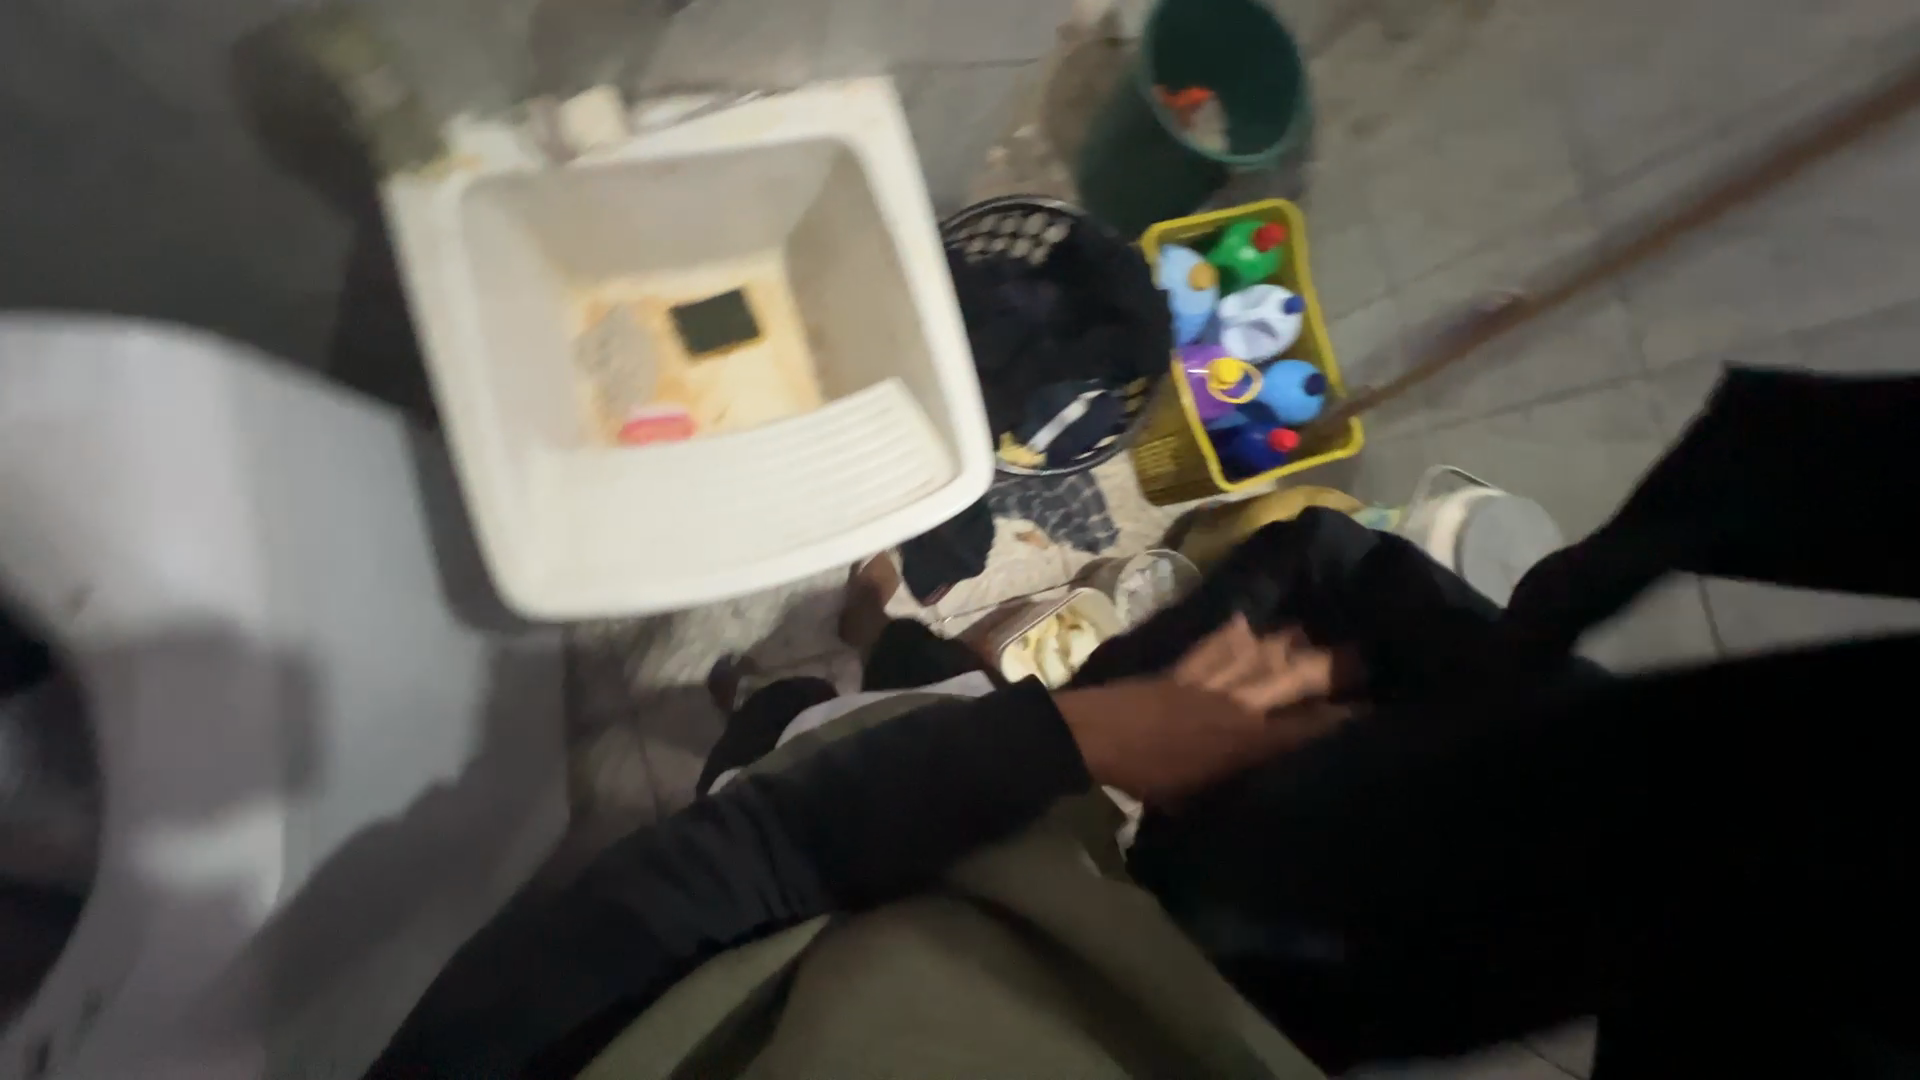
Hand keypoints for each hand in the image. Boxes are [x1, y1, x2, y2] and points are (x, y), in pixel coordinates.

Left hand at [1054, 616, 1349, 802]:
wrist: (1097, 737)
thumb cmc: (1147, 777)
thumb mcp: (1197, 797)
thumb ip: (1233, 784)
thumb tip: (1258, 780)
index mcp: (1245, 743)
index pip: (1306, 727)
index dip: (1342, 717)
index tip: (1373, 706)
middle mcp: (1237, 705)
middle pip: (1293, 678)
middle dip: (1331, 666)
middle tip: (1362, 655)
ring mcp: (1209, 680)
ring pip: (1258, 654)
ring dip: (1287, 642)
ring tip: (1312, 631)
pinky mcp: (1182, 666)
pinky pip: (1214, 646)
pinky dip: (1231, 634)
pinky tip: (1246, 621)